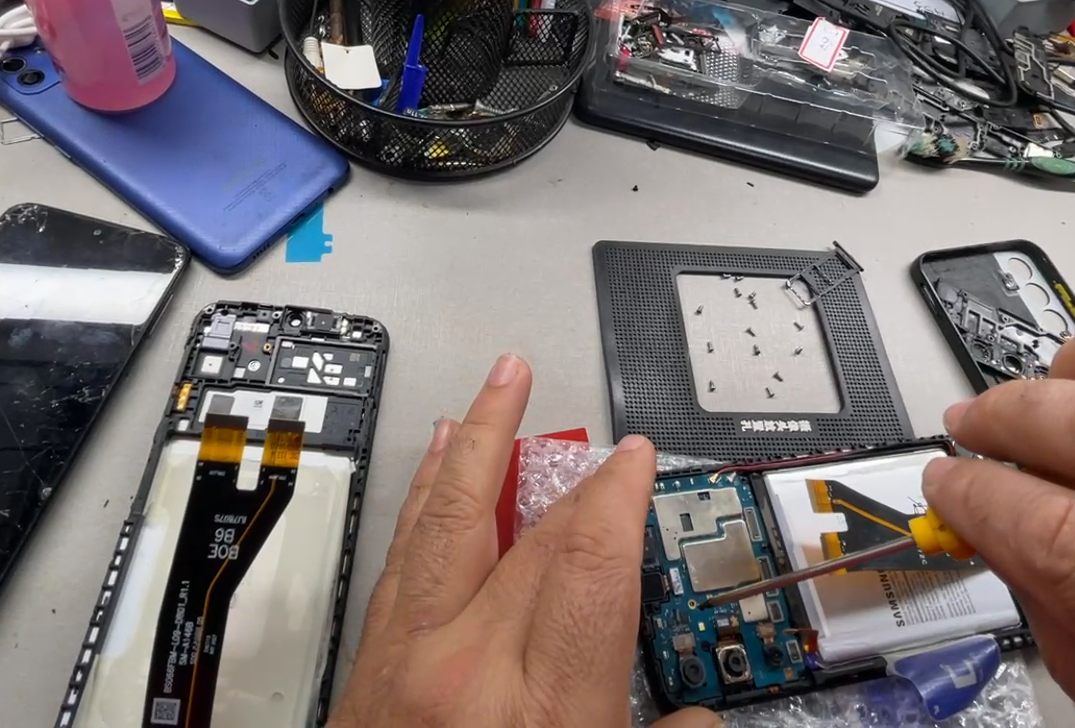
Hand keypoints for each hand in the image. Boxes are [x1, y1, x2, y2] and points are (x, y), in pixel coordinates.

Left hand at [329, 354, 718, 727]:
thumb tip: (702, 727)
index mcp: (538, 712)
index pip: (590, 563)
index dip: (618, 495)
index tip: (636, 460)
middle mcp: (464, 667)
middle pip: (529, 533)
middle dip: (574, 477)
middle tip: (601, 440)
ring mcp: (405, 656)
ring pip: (448, 512)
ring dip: (477, 437)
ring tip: (501, 381)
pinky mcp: (371, 660)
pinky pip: (407, 547)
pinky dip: (429, 489)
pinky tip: (439, 453)